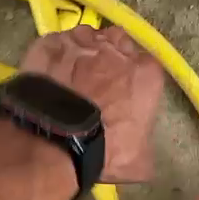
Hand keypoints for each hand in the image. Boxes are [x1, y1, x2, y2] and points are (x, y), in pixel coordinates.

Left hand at [19, 25, 163, 182]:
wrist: (59, 138)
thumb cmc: (107, 150)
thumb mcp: (141, 160)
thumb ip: (145, 141)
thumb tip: (139, 144)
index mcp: (147, 73)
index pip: (147, 69)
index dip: (136, 82)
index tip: (127, 97)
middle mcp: (118, 47)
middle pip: (119, 45)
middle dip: (113, 60)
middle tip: (101, 86)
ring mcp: (82, 40)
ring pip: (89, 39)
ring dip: (85, 54)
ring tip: (74, 80)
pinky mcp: (51, 42)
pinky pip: (59, 45)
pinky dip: (57, 57)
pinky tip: (52, 76)